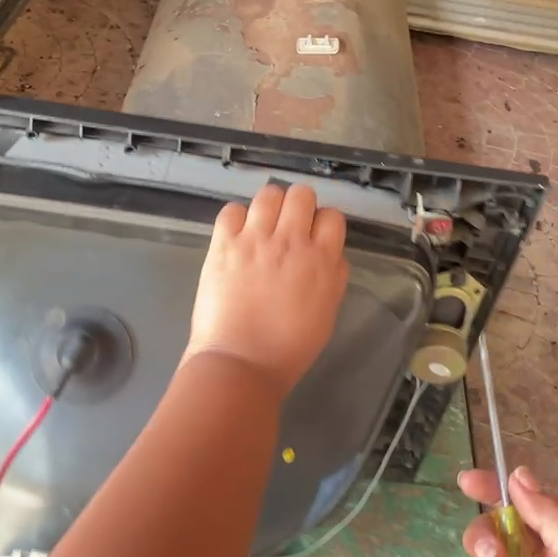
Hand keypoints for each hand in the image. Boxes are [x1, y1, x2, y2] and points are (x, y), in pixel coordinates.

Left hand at [183, 183, 349, 400]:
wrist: (241, 363)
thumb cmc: (289, 349)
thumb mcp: (327, 313)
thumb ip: (333, 278)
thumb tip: (330, 256)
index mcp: (322, 260)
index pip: (332, 216)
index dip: (322, 224)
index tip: (312, 238)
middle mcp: (291, 242)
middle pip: (302, 194)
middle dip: (298, 207)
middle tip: (287, 228)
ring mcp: (255, 240)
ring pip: (269, 194)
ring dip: (269, 206)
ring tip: (261, 226)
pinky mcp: (224, 245)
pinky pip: (232, 210)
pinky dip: (236, 218)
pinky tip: (237, 236)